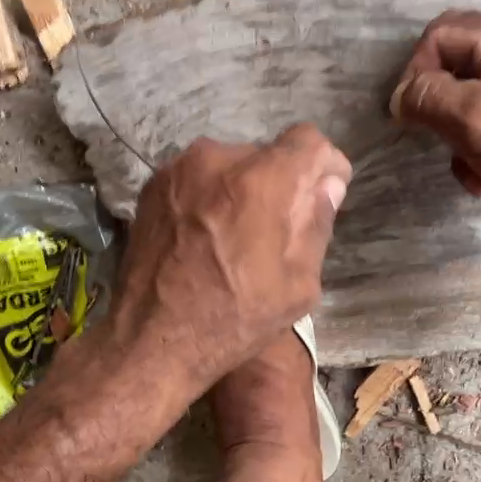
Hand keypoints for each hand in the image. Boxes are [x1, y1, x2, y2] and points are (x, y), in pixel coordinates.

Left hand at [112, 125, 351, 384]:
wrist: (151, 340)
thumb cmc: (233, 321)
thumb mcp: (297, 287)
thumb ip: (317, 226)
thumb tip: (328, 186)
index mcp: (261, 182)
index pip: (309, 141)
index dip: (327, 164)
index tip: (328, 191)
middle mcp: (218, 159)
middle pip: (269, 155)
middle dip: (284, 184)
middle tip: (283, 230)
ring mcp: (178, 169)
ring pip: (232, 166)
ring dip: (246, 191)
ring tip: (240, 238)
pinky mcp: (153, 186)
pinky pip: (200, 179)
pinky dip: (213, 198)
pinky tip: (209, 238)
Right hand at [391, 11, 480, 249]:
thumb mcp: (473, 121)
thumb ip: (429, 98)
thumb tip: (401, 96)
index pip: (441, 34)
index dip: (416, 74)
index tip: (408, 117)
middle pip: (455, 67)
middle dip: (440, 111)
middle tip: (439, 143)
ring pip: (469, 100)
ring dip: (458, 138)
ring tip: (468, 169)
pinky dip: (478, 150)